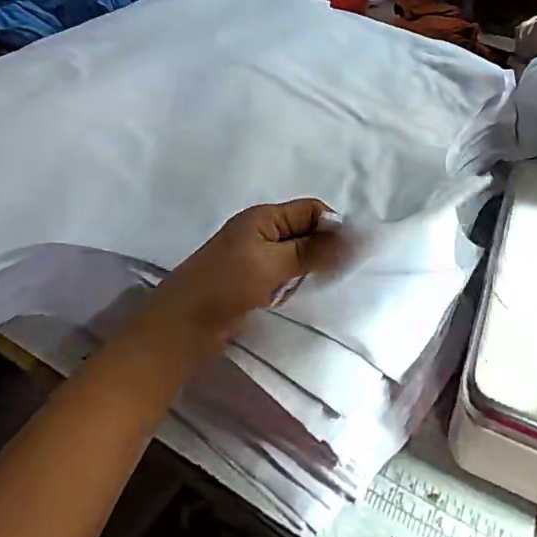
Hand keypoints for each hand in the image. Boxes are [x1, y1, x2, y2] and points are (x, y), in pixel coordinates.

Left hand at [139, 199, 343, 352]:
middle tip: (347, 272)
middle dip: (326, 247)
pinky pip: (285, 275)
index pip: (311, 210)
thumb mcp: (271, 264)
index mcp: (263, 217)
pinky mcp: (251, 282)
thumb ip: (311, 250)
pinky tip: (307, 295)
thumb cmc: (224, 286)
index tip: (355, 254)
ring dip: (313, 267)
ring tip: (330, 284)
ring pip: (296, 254)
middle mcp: (260, 232)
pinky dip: (298, 282)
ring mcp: (254, 258)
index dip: (333, 227)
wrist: (181, 327)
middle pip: (305, 230)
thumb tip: (353, 234)